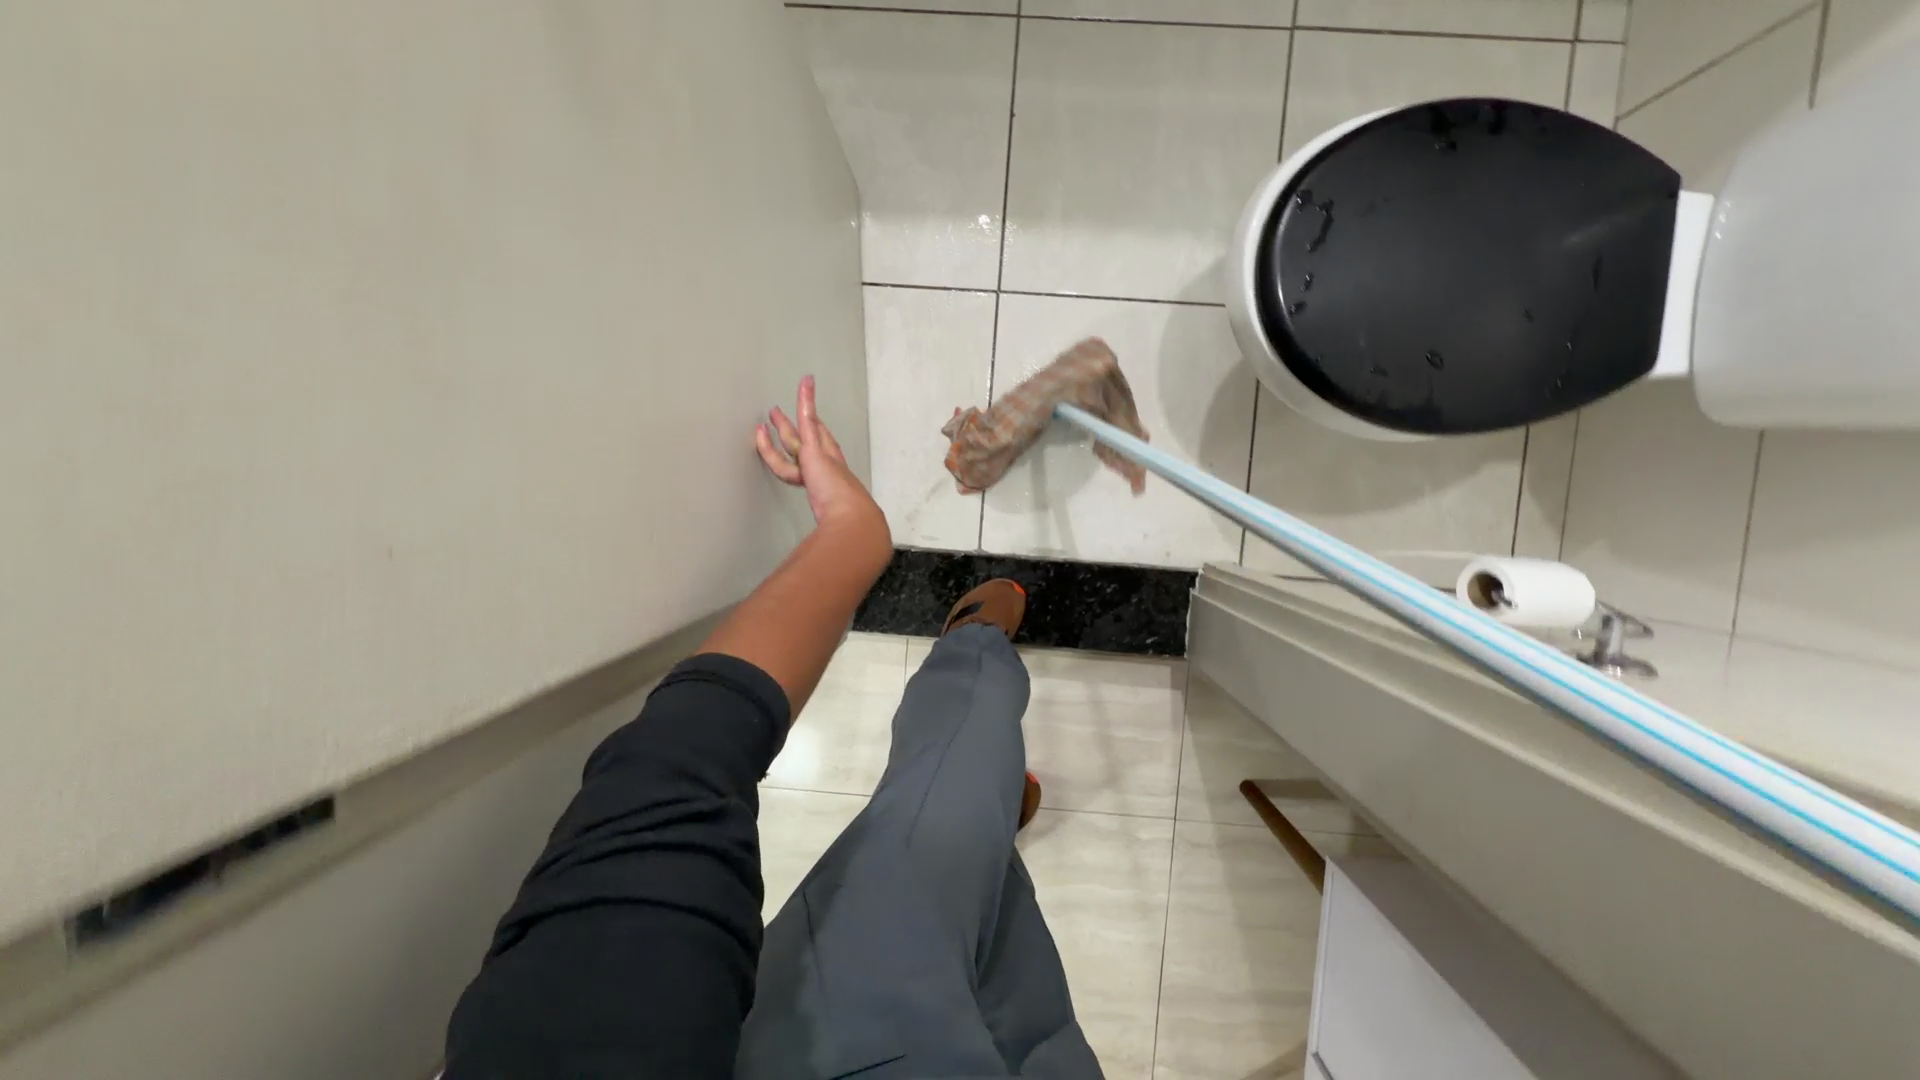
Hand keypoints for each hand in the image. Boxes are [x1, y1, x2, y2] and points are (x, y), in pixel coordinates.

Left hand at [756, 376, 886, 535]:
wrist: (855, 521)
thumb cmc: (850, 526)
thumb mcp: (837, 528)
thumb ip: (833, 533)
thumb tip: (832, 554)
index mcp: (837, 481)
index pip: (825, 458)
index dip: (818, 445)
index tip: (811, 437)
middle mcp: (832, 466)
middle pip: (813, 441)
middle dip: (799, 430)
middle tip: (784, 419)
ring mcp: (822, 456)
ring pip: (800, 432)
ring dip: (788, 419)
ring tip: (773, 410)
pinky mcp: (814, 449)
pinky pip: (808, 418)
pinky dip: (807, 399)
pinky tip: (806, 382)